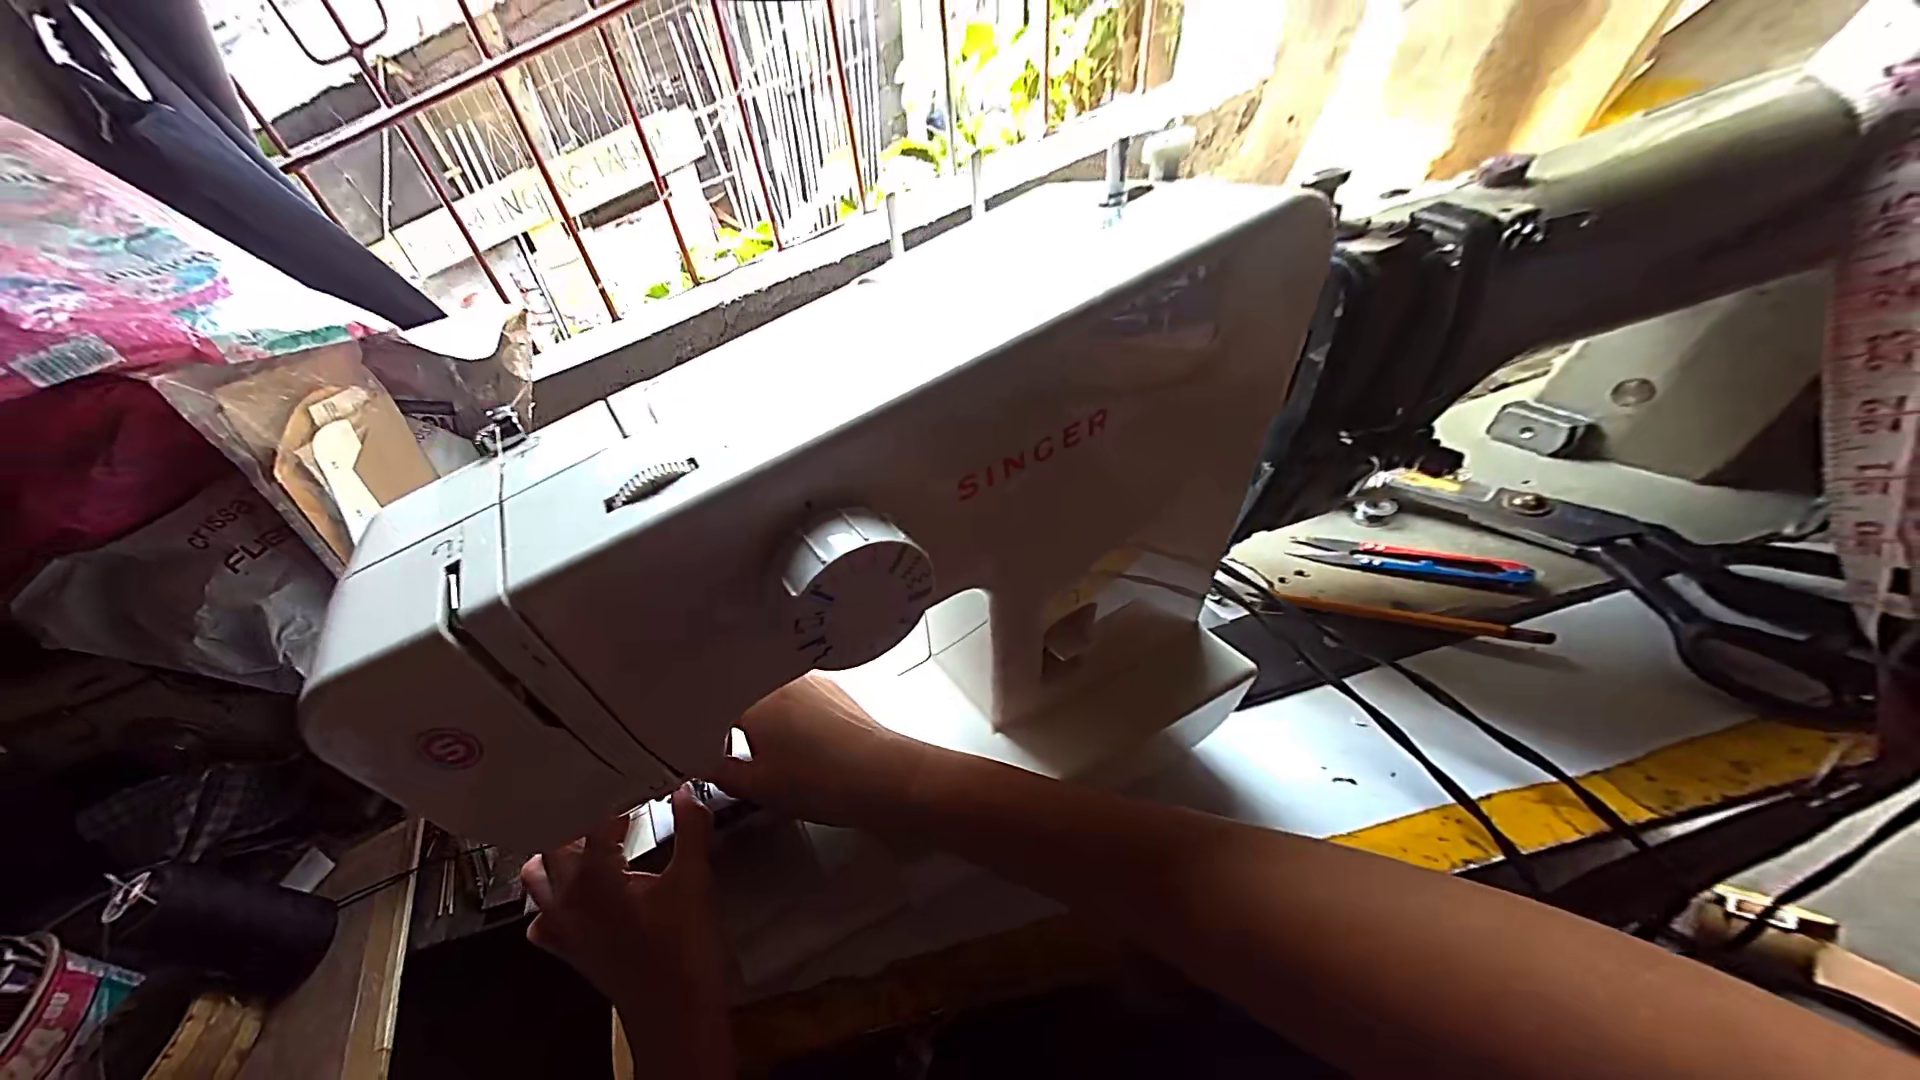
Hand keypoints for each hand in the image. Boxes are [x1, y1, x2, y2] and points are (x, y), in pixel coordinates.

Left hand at [520, 786, 732, 1074]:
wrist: (674, 1013)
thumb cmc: (684, 947)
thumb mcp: (695, 878)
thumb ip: (691, 828)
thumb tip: (686, 788)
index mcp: (594, 879)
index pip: (592, 821)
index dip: (612, 791)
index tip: (632, 770)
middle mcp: (566, 900)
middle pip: (554, 845)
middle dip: (578, 816)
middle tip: (610, 792)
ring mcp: (562, 928)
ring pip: (539, 878)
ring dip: (561, 852)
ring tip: (594, 832)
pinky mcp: (567, 948)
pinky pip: (542, 916)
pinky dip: (554, 895)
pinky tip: (583, 887)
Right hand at [712, 674, 935, 828]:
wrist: (883, 776)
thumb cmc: (821, 780)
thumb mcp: (756, 786)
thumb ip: (718, 771)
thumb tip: (704, 762)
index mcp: (754, 695)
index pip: (708, 697)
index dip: (693, 719)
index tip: (689, 740)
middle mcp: (781, 678)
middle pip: (739, 688)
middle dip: (724, 715)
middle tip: (715, 745)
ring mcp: (810, 679)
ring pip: (767, 690)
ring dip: (754, 712)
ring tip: (753, 746)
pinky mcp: (832, 690)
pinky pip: (794, 695)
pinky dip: (783, 713)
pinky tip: (788, 740)